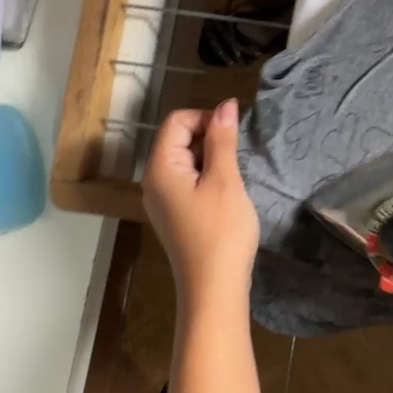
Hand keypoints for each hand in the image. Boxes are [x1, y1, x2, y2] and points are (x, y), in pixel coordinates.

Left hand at [143, 100, 258, 308]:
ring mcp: (164, 199)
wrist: (214, 288)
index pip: (177, 121)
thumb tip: (225, 104)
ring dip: (212, 157)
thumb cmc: (221, 231)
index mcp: (160, 168)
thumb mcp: (225, 180)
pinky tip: (228, 191)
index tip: (234, 133)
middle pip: (179, 138)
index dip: (206, 118)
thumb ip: (222, 139)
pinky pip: (189, 180)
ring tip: (235, 174)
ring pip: (187, 159)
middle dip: (210, 137)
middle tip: (238, 156)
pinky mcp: (176, 214)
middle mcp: (154, 181)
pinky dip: (209, 176)